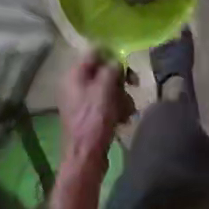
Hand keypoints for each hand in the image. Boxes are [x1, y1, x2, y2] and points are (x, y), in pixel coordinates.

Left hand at [58, 51, 134, 177]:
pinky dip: (116, 109)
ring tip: (128, 111)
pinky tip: (123, 119)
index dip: (112, 55)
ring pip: (107, 89)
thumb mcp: (104, 90)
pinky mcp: (88, 115)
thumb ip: (111, 70)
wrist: (85, 157)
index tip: (127, 63)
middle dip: (120, 81)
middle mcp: (75, 85)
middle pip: (103, 72)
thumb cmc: (94, 121)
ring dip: (121, 97)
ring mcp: (81, 101)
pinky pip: (106, 104)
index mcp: (74, 75)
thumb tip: (115, 62)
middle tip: (134, 86)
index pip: (93, 52)